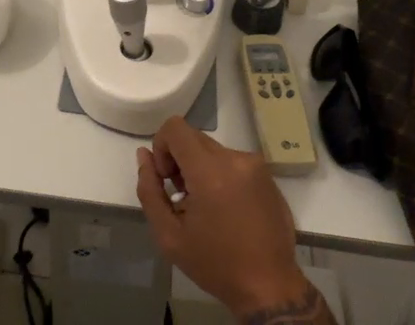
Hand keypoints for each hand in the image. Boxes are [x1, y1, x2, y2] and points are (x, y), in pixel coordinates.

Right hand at [136, 118, 332, 322]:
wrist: (269, 286)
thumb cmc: (216, 264)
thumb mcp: (169, 235)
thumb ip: (150, 191)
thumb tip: (144, 156)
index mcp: (210, 171)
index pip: (175, 128)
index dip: (162, 147)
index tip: (168, 180)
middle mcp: (235, 158)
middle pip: (194, 138)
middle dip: (180, 161)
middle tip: (183, 199)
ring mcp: (255, 165)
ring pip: (213, 150)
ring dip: (201, 169)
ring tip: (206, 208)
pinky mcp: (268, 175)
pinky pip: (233, 162)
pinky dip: (221, 176)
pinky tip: (227, 211)